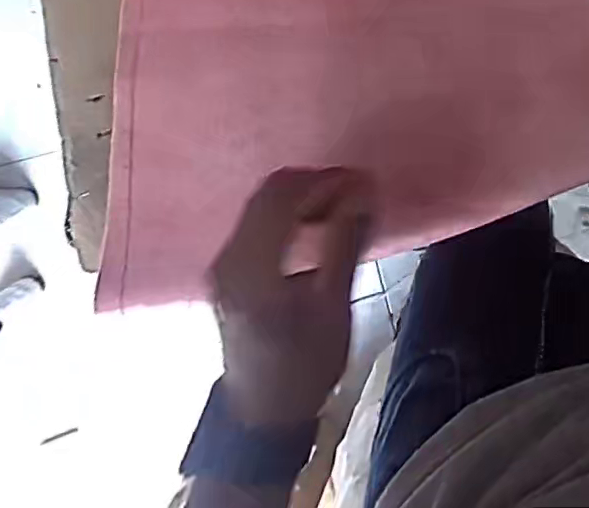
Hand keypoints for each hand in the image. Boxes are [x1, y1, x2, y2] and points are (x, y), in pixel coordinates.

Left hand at [209, 167, 373, 426]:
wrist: (265, 409)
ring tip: (344, 206)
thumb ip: (345, 241)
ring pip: (264, 201)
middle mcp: (228, 259)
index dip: (326, 180)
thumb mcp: (334, 302)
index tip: (365, 182)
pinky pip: (260, 218)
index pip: (283, 197)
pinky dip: (293, 209)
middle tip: (357, 191)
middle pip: (270, 192)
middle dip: (317, 183)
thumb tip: (364, 191)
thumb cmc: (306, 360)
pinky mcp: (230, 269)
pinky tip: (320, 223)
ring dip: (306, 194)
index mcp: (251, 268)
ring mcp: (224, 263)